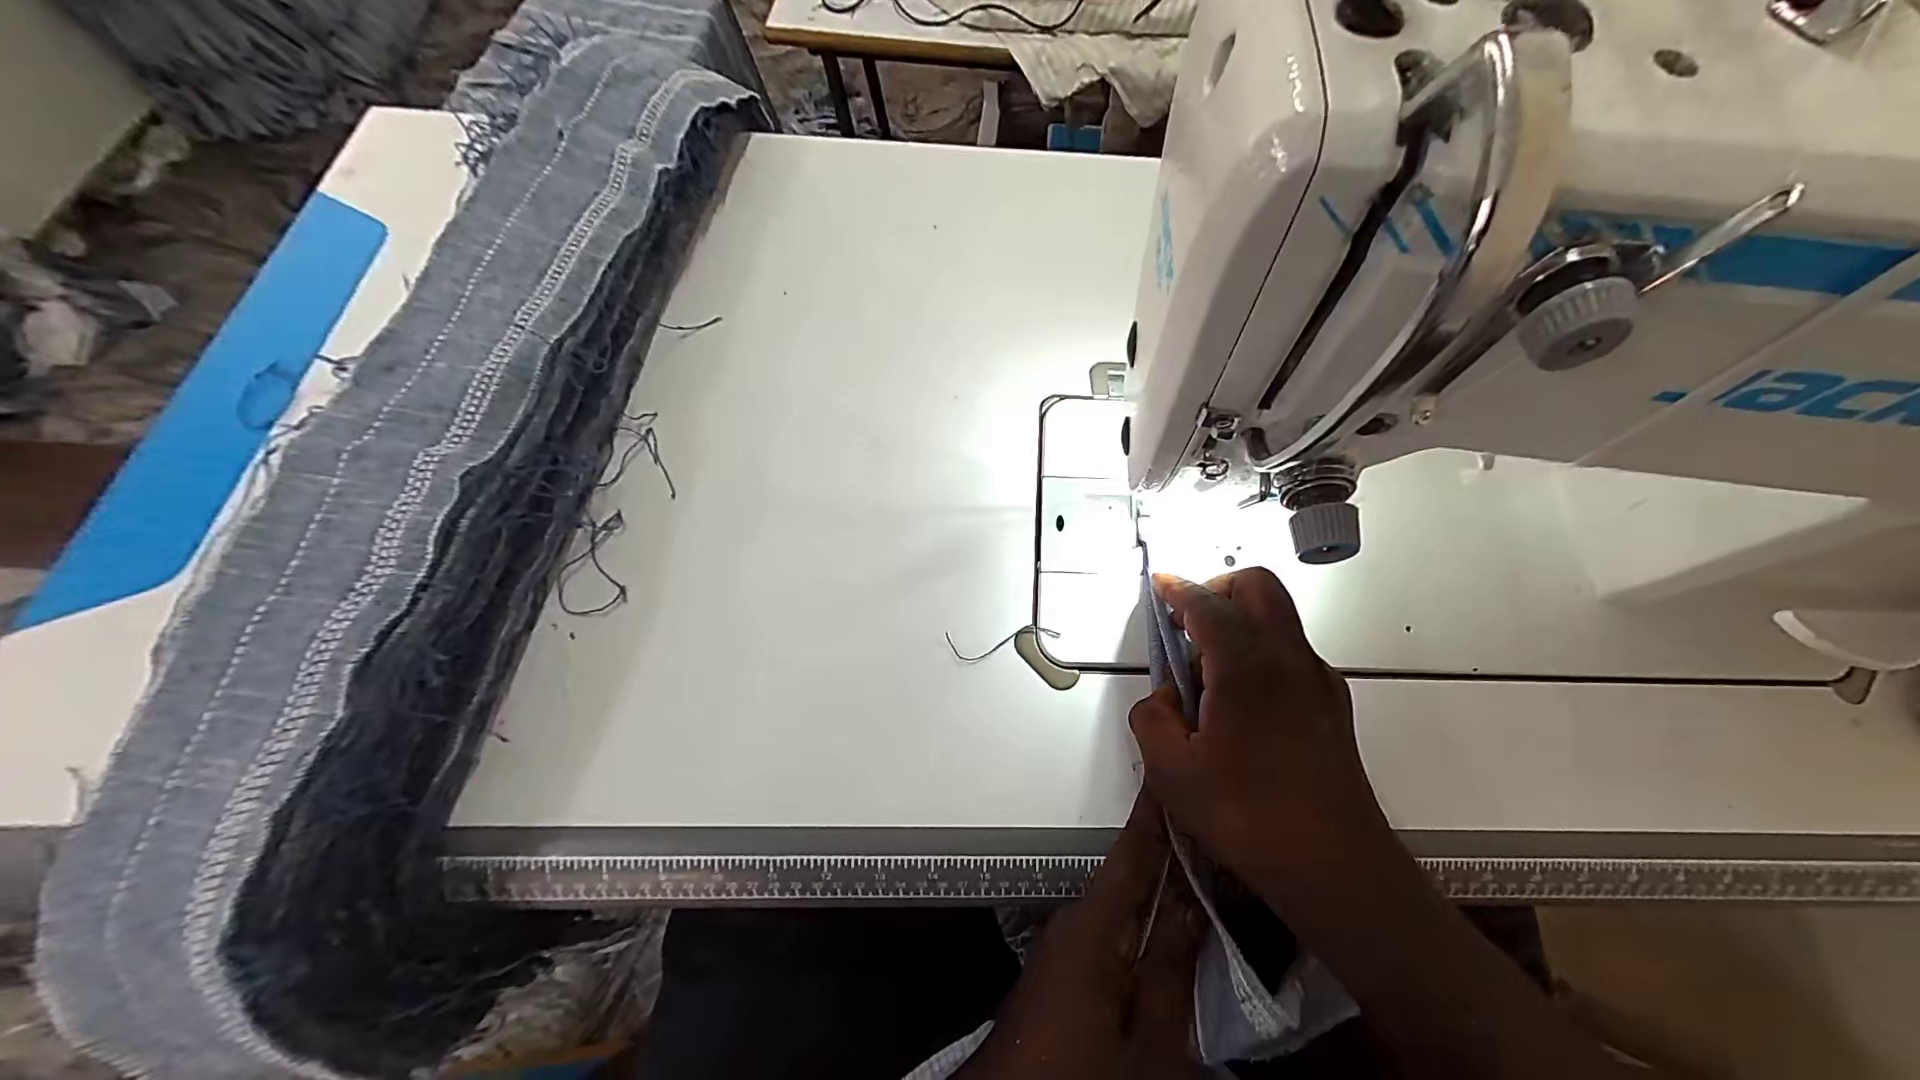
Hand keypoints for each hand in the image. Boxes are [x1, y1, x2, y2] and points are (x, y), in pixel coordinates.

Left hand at [956, 792, 1208, 1079]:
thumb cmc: (1083, 1075)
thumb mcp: (1149, 1037)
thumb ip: (1171, 964)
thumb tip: (1191, 900)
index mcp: (1092, 926)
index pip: (1132, 853)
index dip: (1155, 813)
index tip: (1172, 770)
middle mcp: (1074, 922)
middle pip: (1130, 876)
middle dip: (1169, 851)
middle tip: (1210, 827)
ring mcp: (1064, 944)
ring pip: (1121, 905)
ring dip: (1158, 888)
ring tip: (1202, 870)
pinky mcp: (1062, 968)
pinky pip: (1108, 930)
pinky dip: (1140, 920)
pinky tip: (1166, 927)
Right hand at [1127, 569, 1396, 899]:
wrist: (1334, 868)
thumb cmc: (1251, 819)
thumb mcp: (1171, 772)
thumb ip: (1151, 717)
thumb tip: (1165, 698)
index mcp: (1248, 669)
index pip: (1208, 604)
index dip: (1177, 589)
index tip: (1160, 585)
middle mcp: (1290, 662)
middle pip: (1258, 587)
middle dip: (1216, 589)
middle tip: (1185, 621)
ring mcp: (1317, 681)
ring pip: (1277, 619)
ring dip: (1237, 622)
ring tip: (1203, 674)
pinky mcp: (1330, 705)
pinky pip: (1288, 653)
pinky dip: (1256, 651)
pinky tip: (1234, 702)